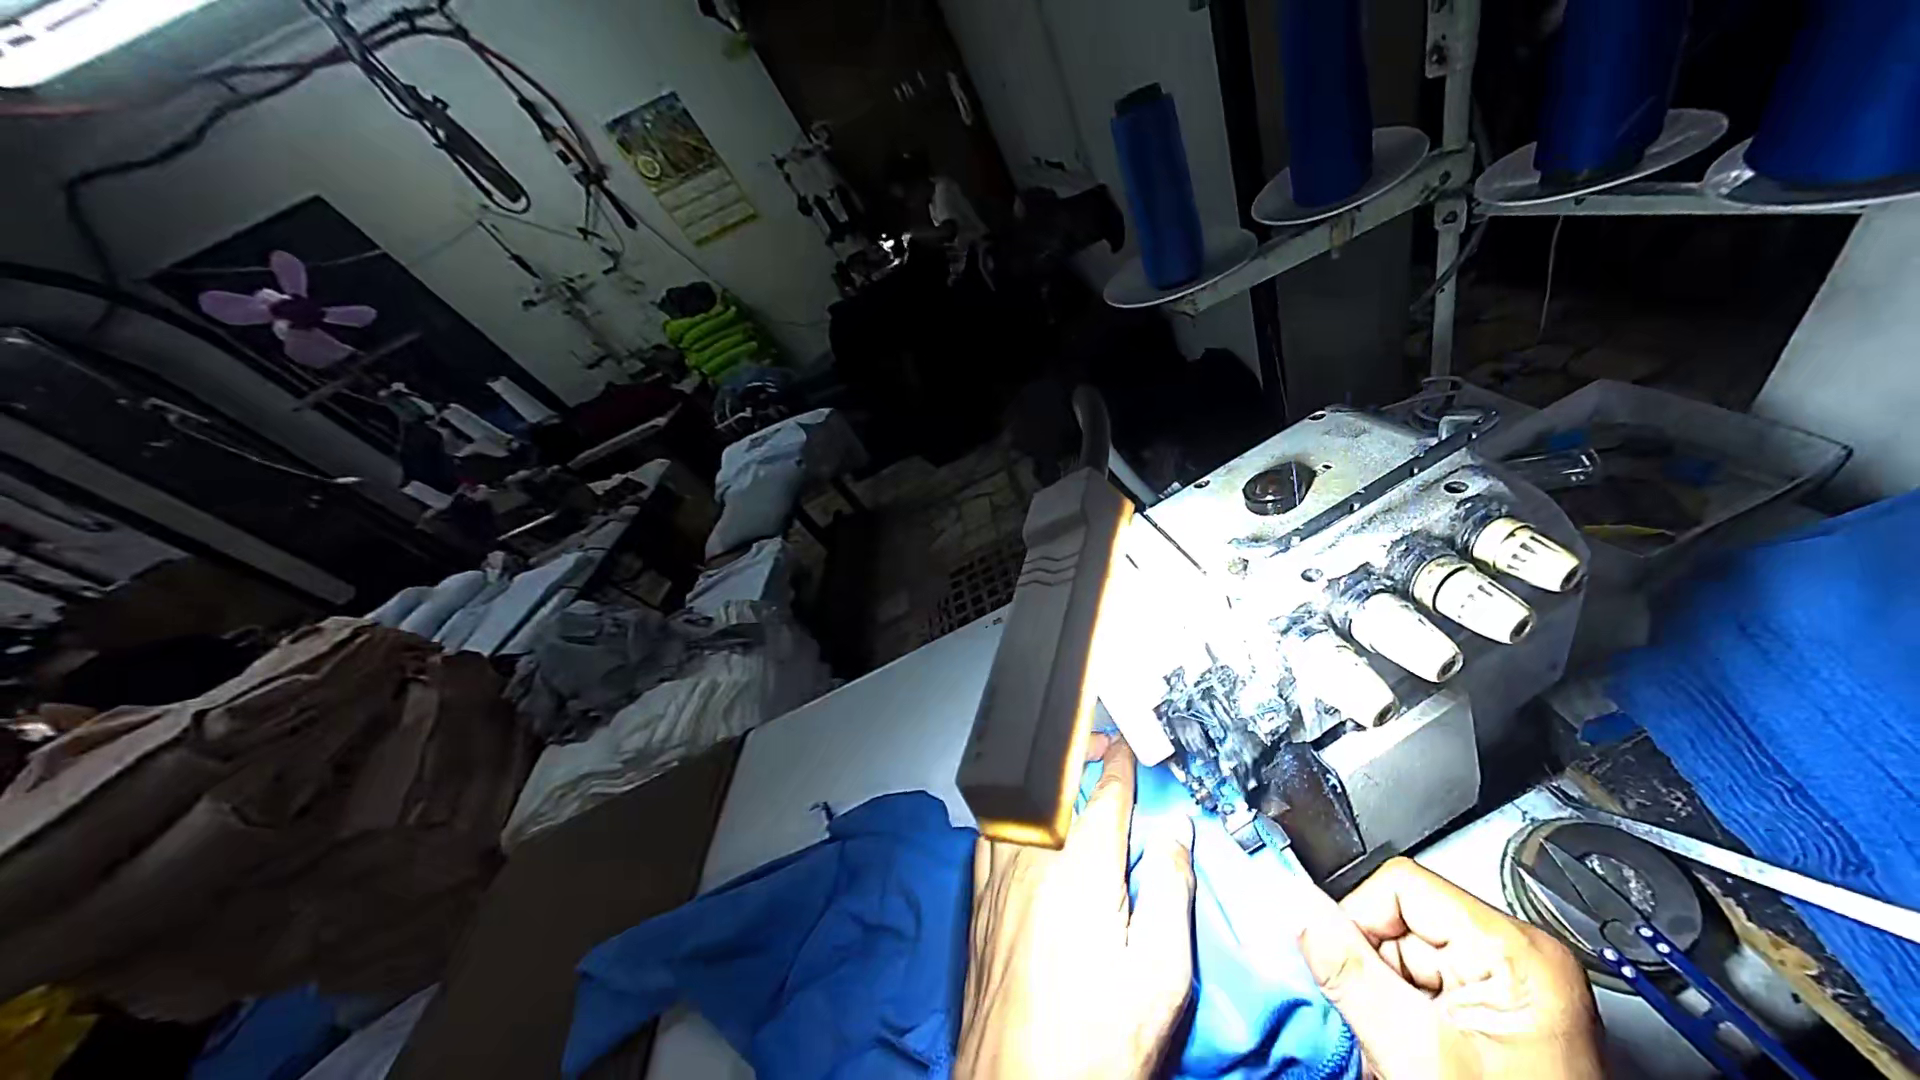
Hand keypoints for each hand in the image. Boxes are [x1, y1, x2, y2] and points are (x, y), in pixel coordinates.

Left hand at [956, 735, 1196, 1079]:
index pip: (1104, 798)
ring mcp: (996, 883)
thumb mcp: (1159, 975)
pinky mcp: (977, 907)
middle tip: (1099, 749)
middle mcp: (1030, 864)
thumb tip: (1177, 834)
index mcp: (1079, 873)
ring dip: (1044, 785)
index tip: (1126, 745)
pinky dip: (1011, 817)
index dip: (1119, 765)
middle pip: (1054, 790)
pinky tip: (1022, 829)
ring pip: (1017, 808)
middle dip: (1078, 759)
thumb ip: (1169, 890)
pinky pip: (989, 838)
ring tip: (1066, 782)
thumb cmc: (1096, 1043)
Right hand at [1296, 857, 1604, 1079]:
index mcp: (1517, 952)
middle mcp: (1517, 956)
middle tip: (1389, 1033)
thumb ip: (1351, 972)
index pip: (1400, 886)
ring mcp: (1508, 984)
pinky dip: (1403, 1016)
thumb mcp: (1417, 1052)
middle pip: (1398, 921)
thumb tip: (1301, 909)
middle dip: (1374, 972)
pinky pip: (1420, 983)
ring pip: (1401, 953)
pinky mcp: (1495, 1008)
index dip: (1360, 922)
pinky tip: (1421, 1056)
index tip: (1351, 973)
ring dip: (1384, 998)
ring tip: (1411, 1055)